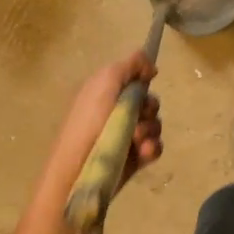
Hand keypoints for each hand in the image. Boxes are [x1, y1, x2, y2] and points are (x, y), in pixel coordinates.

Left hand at [45, 51, 163, 191]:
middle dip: (149, 106)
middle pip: (148, 101)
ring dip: (150, 128)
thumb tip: (151, 68)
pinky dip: (152, 147)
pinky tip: (143, 151)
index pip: (134, 79)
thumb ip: (132, 64)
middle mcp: (116, 112)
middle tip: (140, 114)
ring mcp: (126, 136)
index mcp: (106, 92)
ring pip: (154, 123)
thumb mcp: (107, 79)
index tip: (147, 80)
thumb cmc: (90, 120)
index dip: (143, 79)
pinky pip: (155, 146)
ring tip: (137, 139)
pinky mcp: (134, 158)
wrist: (78, 169)